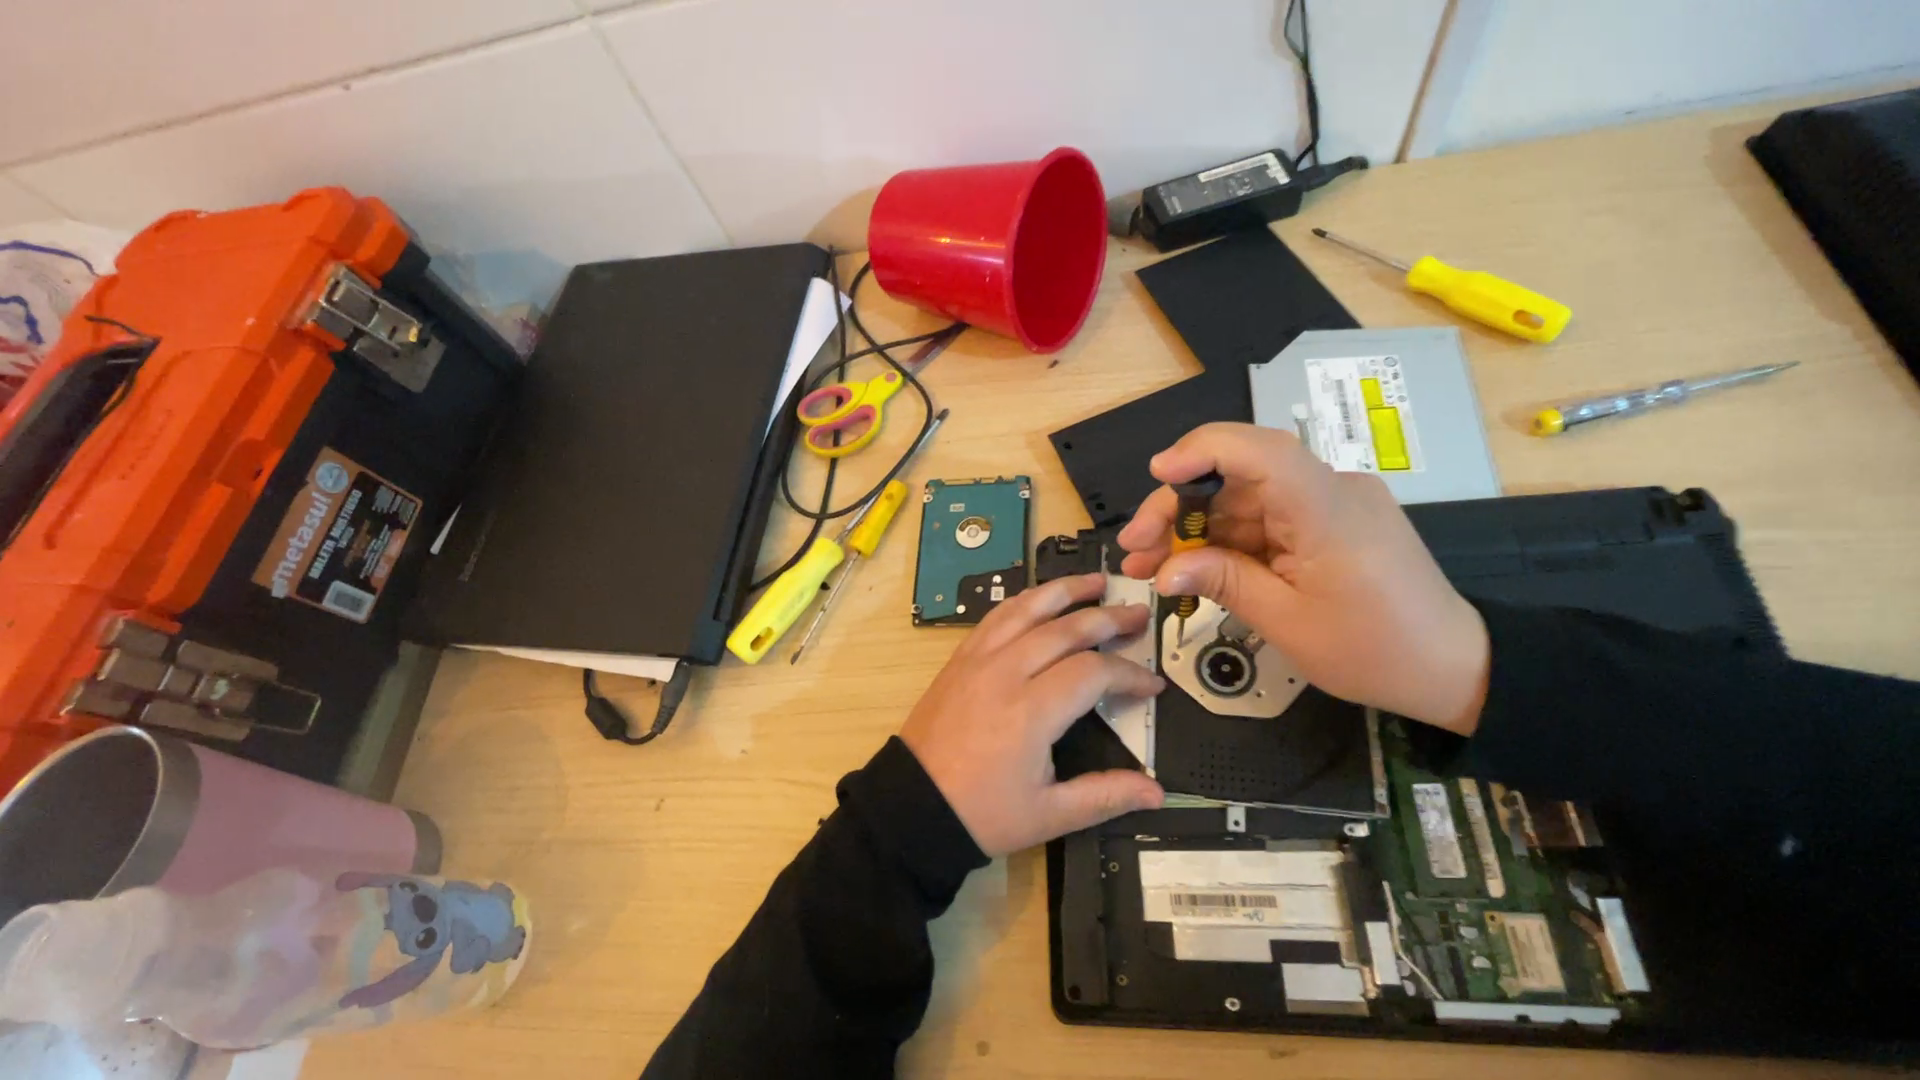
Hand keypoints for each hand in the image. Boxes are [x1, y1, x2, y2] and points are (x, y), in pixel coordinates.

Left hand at [899, 573, 1166, 856]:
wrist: (911, 805)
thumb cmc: (981, 813)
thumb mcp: (1048, 815)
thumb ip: (1105, 796)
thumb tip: (1158, 793)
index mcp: (1031, 712)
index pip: (1093, 672)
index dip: (1129, 674)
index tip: (1152, 686)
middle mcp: (1005, 673)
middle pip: (1066, 629)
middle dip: (1108, 619)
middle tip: (1139, 615)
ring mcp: (978, 660)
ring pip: (1027, 609)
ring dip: (1065, 591)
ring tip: (1097, 581)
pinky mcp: (959, 659)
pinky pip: (996, 616)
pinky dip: (1025, 600)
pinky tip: (1041, 597)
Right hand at [1116, 423, 1489, 734]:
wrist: (1455, 669)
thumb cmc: (1375, 652)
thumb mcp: (1288, 623)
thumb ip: (1223, 583)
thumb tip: (1165, 569)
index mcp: (1326, 509)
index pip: (1260, 451)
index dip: (1201, 451)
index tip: (1158, 473)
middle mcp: (1331, 491)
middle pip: (1239, 478)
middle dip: (1179, 508)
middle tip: (1133, 548)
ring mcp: (1332, 506)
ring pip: (1245, 501)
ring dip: (1195, 531)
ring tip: (1148, 566)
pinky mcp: (1331, 524)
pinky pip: (1268, 521)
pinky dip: (1227, 543)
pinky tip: (1191, 568)